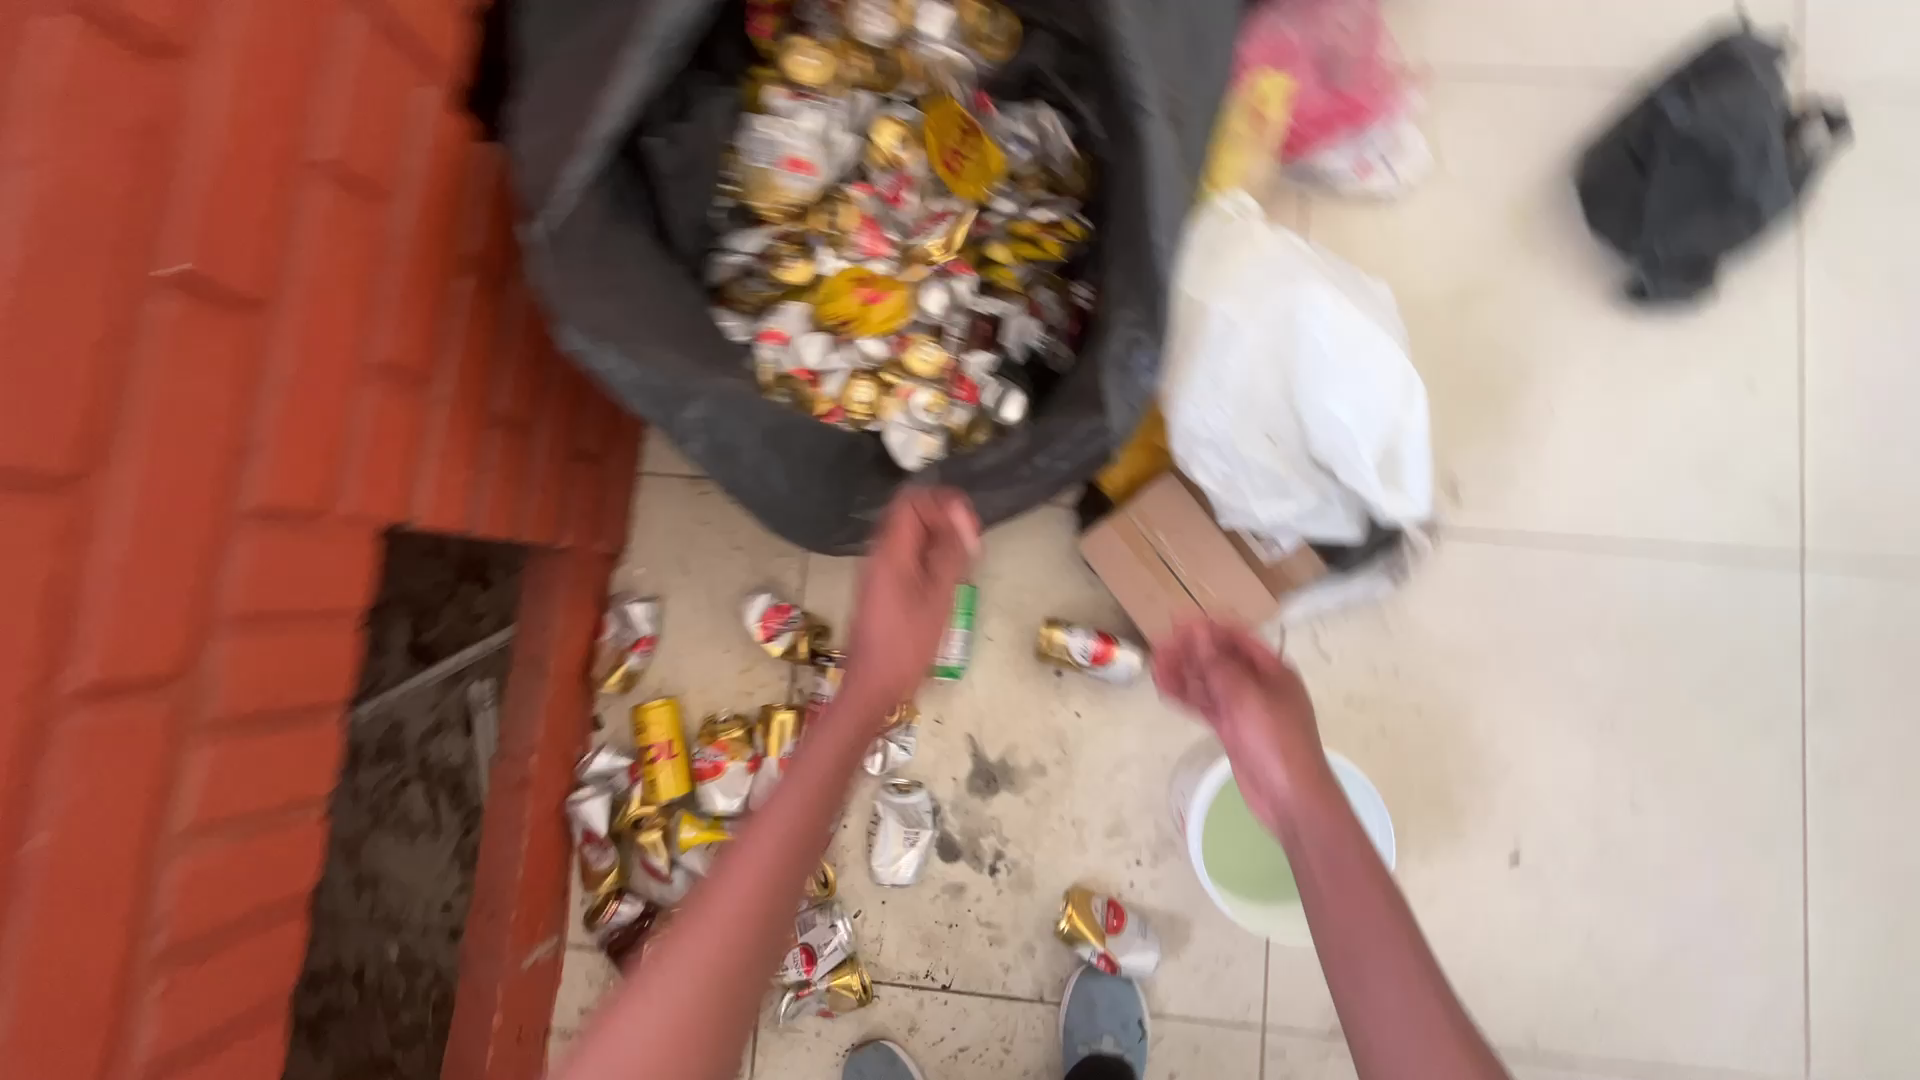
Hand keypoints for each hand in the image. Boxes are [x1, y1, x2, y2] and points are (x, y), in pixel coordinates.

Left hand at [840, 487, 980, 717]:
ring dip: (937, 538)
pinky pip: (905, 556)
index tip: (969, 523)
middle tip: (971, 538)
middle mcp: (878, 555)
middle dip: (942, 518)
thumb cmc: (906, 646)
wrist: (872, 686)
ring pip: (908, 537)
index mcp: (889, 552)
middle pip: (908, 515)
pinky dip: (928, 556)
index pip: (911, 502)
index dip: (942, 503)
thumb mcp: (937, 599)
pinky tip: (947, 577)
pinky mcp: (881, 588)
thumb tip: (962, 520)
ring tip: (964, 557)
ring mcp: (877, 572)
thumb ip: (949, 555)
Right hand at [1153, 620, 1329, 830]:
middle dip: (1190, 652)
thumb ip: (1218, 664)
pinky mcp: (1232, 730)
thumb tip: (1198, 630)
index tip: (1176, 622)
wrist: (1291, 797)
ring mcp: (1244, 709)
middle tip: (1158, 646)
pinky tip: (1165, 689)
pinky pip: (1206, 706)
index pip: (1236, 638)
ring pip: (1209, 683)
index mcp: (1272, 670)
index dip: (1207, 629)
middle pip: (1220, 660)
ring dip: (1183, 673)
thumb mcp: (1246, 696)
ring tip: (1155, 666)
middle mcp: (1258, 685)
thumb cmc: (1276, 740)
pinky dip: (1186, 697)